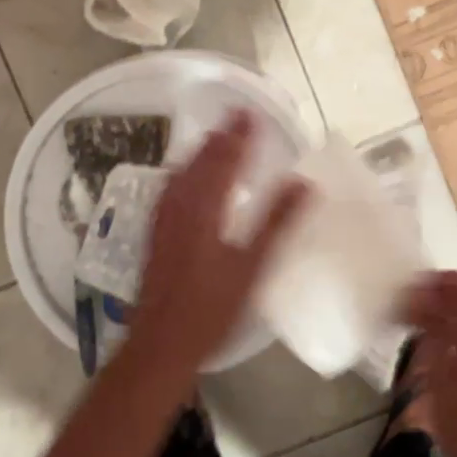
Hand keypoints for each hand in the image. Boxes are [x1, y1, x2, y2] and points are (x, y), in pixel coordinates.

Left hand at [131, 113, 310, 372]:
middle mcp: (180, 206)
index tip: (252, 113)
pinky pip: (169, 190)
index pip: (225, 159)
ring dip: (199, 151)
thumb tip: (302, 183)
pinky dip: (183, 173)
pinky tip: (185, 180)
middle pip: (199, 161)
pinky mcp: (155, 235)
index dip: (239, 135)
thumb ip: (277, 223)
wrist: (160, 344)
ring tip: (215, 138)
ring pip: (181, 173)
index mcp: (205, 208)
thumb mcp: (252, 267)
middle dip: (219, 136)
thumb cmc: (211, 309)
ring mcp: (163, 220)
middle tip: (237, 116)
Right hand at [404, 271, 456, 456]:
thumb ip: (430, 329)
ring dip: (439, 315)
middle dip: (430, 298)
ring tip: (408, 328)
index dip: (425, 283)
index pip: (456, 284)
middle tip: (398, 309)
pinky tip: (429, 349)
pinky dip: (451, 333)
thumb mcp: (439, 373)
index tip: (397, 292)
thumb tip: (413, 297)